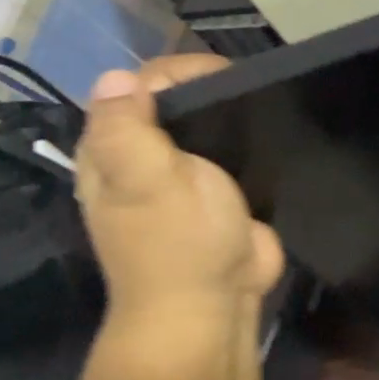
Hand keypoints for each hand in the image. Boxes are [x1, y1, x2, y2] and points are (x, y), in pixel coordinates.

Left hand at [75, 54, 284, 329]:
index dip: (177, 73)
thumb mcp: (146, 177)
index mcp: (111, 153)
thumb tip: (116, 77)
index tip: (225, 73)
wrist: (212, 306)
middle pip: (168, 106)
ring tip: (263, 108)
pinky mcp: (218, 200)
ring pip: (200, 131)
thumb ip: (126, 126)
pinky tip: (268, 139)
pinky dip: (246, 144)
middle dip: (204, 91)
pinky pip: (228, 158)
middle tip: (249, 90)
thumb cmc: (179, 239)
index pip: (135, 88)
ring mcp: (181, 183)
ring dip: (226, 117)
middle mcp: (138, 163)